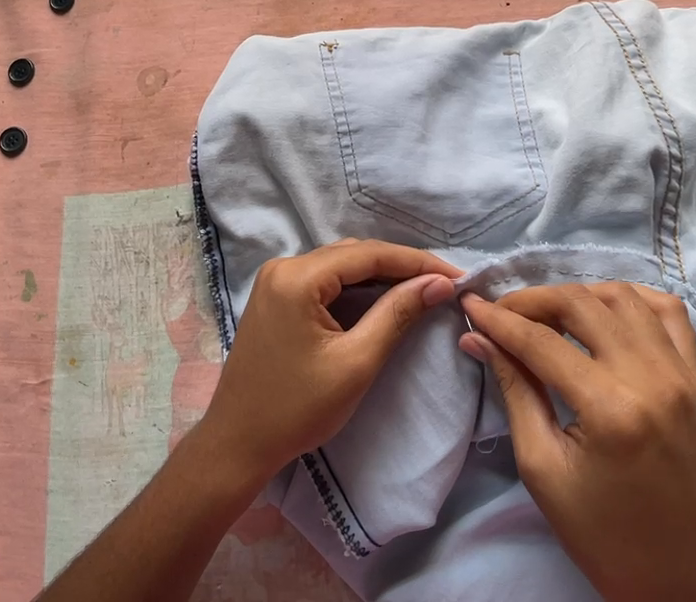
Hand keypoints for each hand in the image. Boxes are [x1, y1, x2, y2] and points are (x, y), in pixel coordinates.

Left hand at [191, 239, 460, 486]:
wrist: (238, 441)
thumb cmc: (297, 408)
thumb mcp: (356, 362)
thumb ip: (397, 315)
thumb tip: (438, 283)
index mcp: (297, 277)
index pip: (367, 254)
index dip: (416, 261)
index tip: (457, 275)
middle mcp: (283, 267)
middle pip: (353, 254)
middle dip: (400, 266)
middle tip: (444, 284)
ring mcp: (275, 281)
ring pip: (339, 265)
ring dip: (380, 275)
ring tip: (423, 288)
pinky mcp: (276, 297)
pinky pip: (324, 280)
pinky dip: (356, 287)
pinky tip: (384, 298)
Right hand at [459, 284, 695, 601]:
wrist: (690, 582)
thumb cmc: (606, 537)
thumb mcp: (543, 468)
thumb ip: (515, 391)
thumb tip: (478, 338)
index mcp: (611, 408)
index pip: (541, 341)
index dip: (499, 319)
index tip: (469, 305)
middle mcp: (653, 378)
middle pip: (582, 304)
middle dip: (533, 300)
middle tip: (502, 312)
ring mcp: (685, 375)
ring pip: (625, 297)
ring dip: (579, 295)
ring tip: (547, 314)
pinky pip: (670, 314)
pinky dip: (632, 299)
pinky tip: (604, 313)